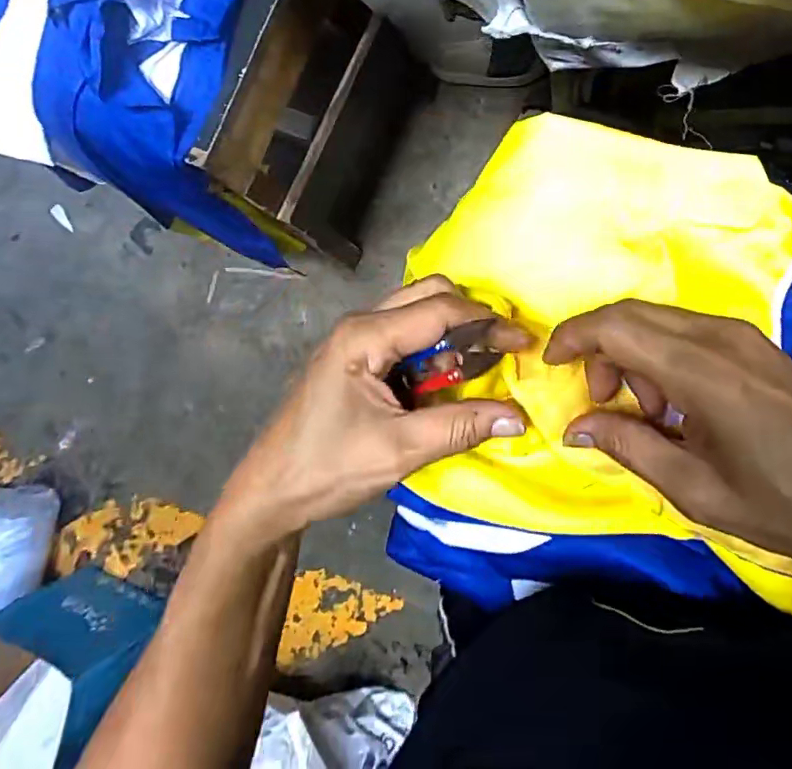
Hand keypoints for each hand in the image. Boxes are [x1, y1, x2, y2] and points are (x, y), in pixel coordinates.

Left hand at [215, 276, 529, 541]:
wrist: (267, 497)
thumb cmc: (326, 470)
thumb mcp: (400, 450)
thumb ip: (462, 426)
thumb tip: (519, 417)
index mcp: (364, 337)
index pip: (441, 310)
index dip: (489, 323)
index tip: (525, 343)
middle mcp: (362, 324)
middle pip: (432, 294)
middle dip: (473, 316)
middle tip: (502, 347)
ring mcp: (358, 338)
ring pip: (421, 310)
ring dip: (456, 331)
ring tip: (481, 364)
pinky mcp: (360, 355)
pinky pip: (410, 333)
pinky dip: (438, 347)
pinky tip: (449, 377)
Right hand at [544, 301, 791, 578]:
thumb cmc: (790, 505)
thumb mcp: (701, 490)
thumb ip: (632, 447)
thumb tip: (577, 424)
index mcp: (702, 368)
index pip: (617, 326)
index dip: (574, 338)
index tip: (549, 366)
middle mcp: (721, 334)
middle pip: (637, 315)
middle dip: (604, 350)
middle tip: (602, 407)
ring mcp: (746, 336)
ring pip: (665, 323)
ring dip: (639, 357)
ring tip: (651, 419)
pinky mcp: (762, 347)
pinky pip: (696, 335)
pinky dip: (670, 359)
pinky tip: (684, 410)